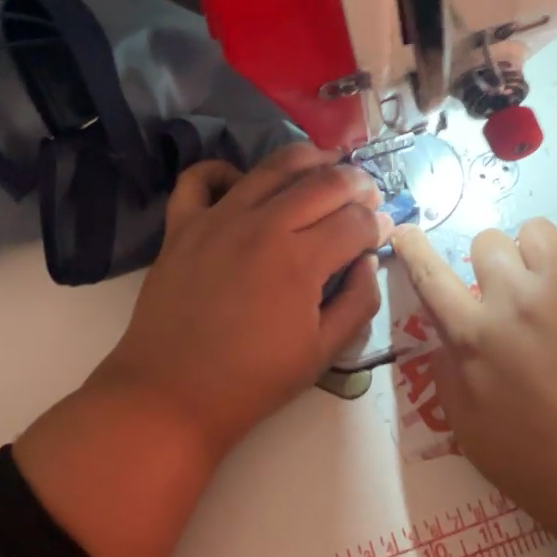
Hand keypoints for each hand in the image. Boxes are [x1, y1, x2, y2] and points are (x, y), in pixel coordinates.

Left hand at [17, 144, 391, 556]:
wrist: (171, 396)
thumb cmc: (253, 382)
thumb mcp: (323, 353)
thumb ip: (358, 301)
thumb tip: (368, 261)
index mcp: (301, 260)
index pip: (356, 221)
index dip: (379, 222)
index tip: (385, 230)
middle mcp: (263, 225)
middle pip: (324, 182)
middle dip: (357, 183)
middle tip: (367, 195)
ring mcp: (218, 218)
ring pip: (272, 166)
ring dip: (309, 160)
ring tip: (326, 166)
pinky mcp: (182, 225)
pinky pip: (201, 177)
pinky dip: (224, 170)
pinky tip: (244, 183)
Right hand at [392, 220, 556, 556]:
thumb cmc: (538, 465)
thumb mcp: (468, 431)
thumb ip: (448, 375)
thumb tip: (447, 336)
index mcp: (473, 336)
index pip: (429, 276)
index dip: (413, 249)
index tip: (407, 233)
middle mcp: (514, 299)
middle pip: (487, 241)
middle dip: (493, 265)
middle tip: (511, 295)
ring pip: (538, 230)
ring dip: (537, 254)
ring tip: (553, 284)